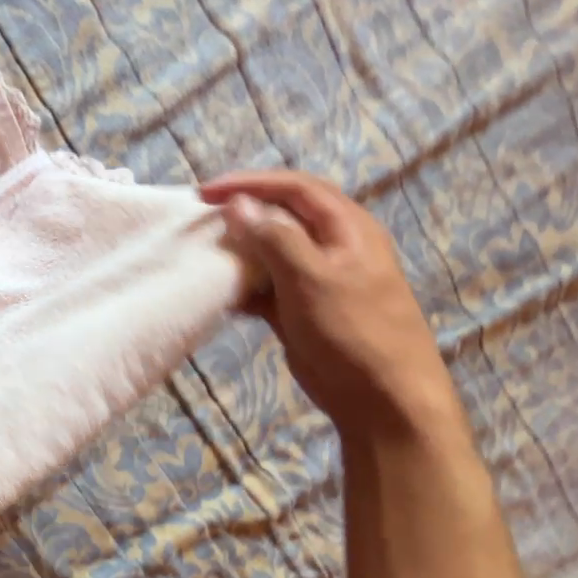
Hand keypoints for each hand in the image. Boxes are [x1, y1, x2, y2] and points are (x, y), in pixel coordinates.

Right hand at [202, 170, 459, 434]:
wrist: (380, 394)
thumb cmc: (353, 330)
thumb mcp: (312, 278)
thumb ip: (274, 238)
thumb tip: (238, 204)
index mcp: (347, 229)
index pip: (297, 188)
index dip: (251, 183)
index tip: (204, 193)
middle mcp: (333, 246)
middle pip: (283, 214)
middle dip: (241, 211)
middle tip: (198, 217)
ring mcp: (316, 278)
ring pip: (270, 249)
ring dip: (237, 248)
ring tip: (200, 251)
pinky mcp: (300, 307)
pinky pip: (264, 284)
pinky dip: (239, 284)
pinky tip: (217, 294)